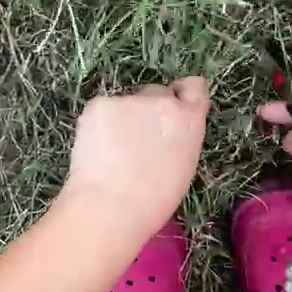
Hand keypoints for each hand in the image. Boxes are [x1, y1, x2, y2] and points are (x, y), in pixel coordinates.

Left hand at [61, 77, 210, 235]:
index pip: (194, 86)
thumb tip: (166, 132)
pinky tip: (97, 149)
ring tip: (112, 153)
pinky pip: (103, 110)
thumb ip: (180, 137)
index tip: (171, 108)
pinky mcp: (100, 104)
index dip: (181, 97)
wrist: (110, 205)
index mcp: (189, 119)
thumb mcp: (183, 166)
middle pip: (156, 93)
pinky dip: (99, 124)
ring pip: (126, 103)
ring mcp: (129, 99)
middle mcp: (162, 101)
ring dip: (121, 118)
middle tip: (134, 139)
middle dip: (147, 110)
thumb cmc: (153, 200)